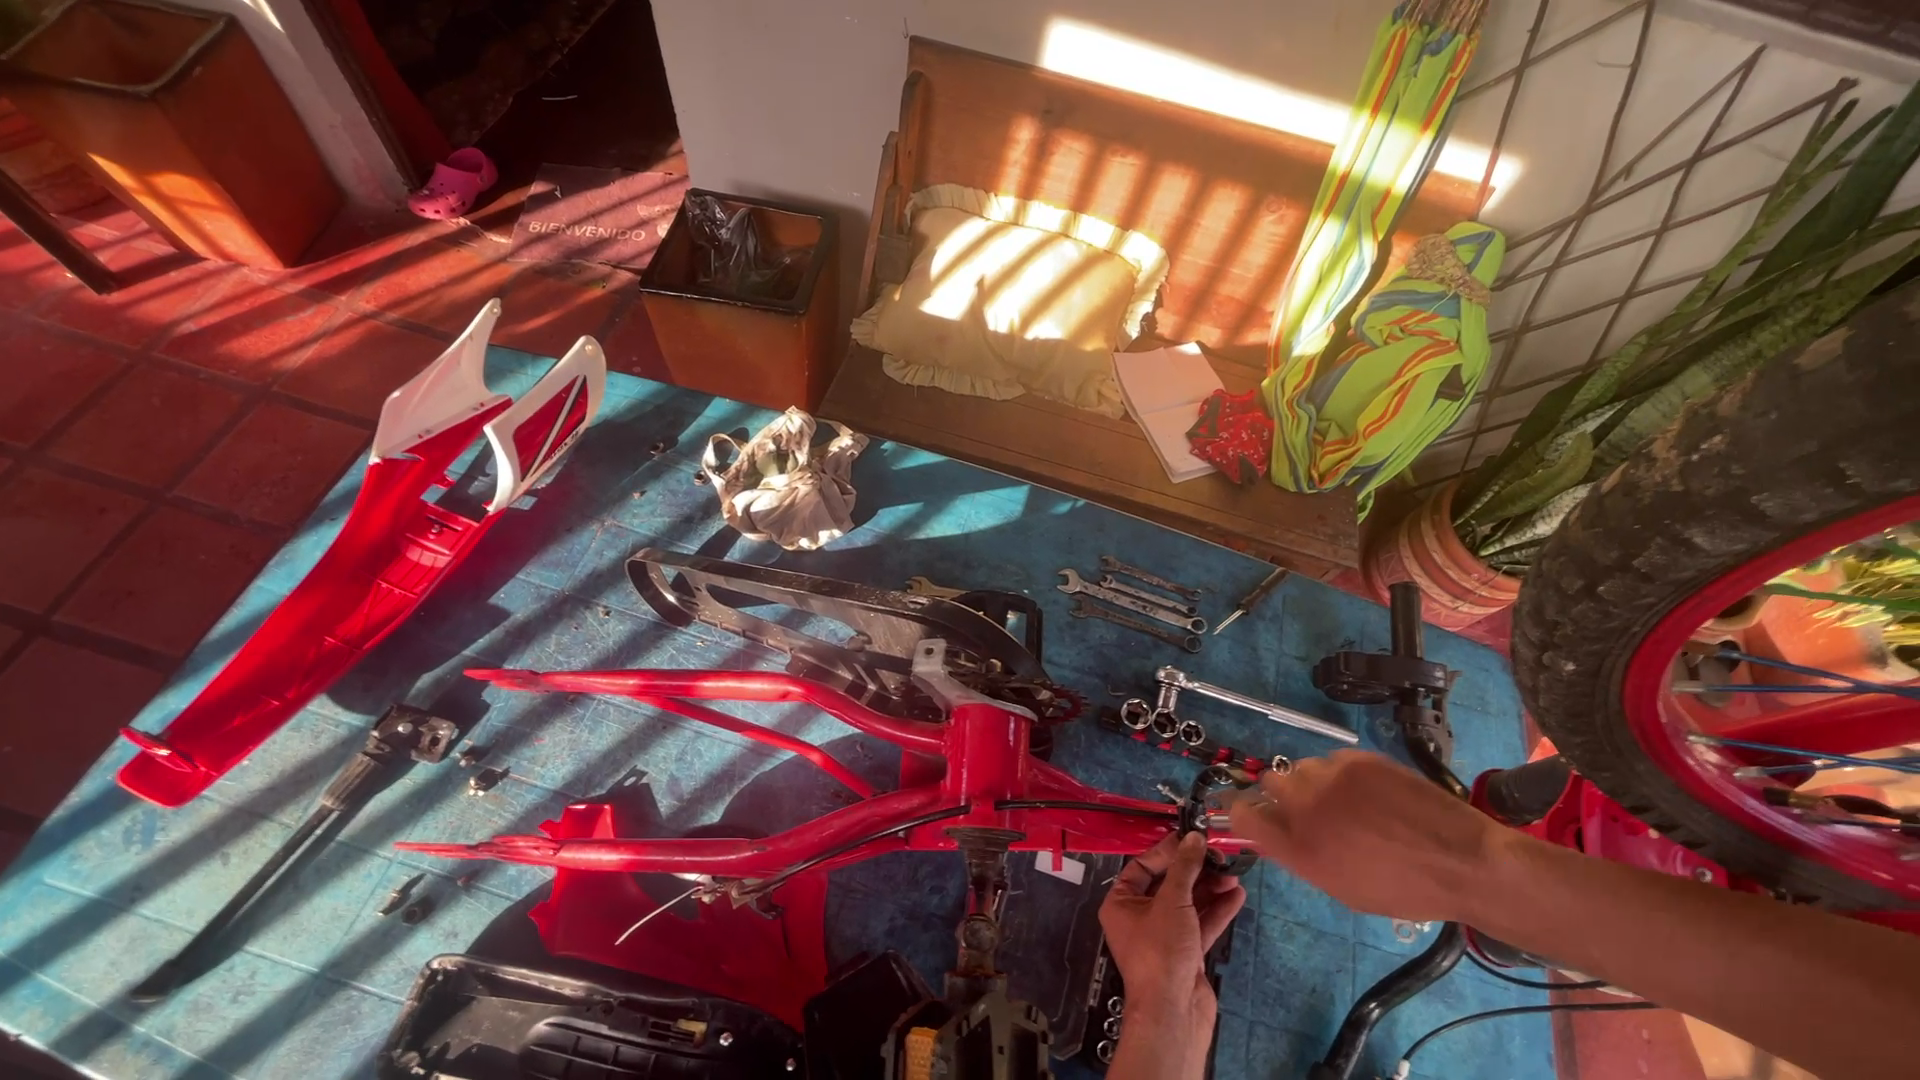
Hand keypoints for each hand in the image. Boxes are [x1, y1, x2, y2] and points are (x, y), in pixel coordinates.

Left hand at [1099, 831, 1244, 1079]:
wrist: (1174, 1012)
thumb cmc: (1161, 949)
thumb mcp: (1172, 901)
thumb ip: (1185, 867)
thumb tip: (1195, 837)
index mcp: (1121, 902)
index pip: (1141, 866)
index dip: (1166, 851)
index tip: (1191, 838)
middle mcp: (1140, 916)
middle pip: (1168, 884)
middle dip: (1194, 870)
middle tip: (1219, 855)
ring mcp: (1164, 936)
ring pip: (1188, 903)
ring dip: (1210, 888)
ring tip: (1233, 873)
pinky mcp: (1186, 952)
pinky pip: (1201, 923)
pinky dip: (1218, 909)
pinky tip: (1237, 894)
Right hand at [1227, 749, 1503, 923]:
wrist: (1465, 862)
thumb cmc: (1405, 889)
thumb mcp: (1342, 888)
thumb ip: (1300, 856)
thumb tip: (1274, 834)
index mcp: (1300, 848)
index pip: (1243, 814)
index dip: (1238, 810)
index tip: (1244, 811)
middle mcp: (1307, 807)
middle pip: (1269, 783)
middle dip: (1281, 795)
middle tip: (1307, 810)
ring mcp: (1333, 778)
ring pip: (1303, 768)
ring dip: (1312, 782)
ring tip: (1342, 801)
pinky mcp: (1360, 759)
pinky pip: (1334, 760)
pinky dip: (1341, 774)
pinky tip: (1367, 792)